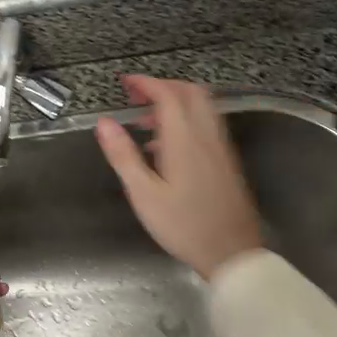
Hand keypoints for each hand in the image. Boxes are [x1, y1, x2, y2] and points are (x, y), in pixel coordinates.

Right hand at [94, 76, 264, 279]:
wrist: (232, 253)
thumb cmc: (183, 225)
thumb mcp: (144, 194)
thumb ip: (123, 155)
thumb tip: (104, 123)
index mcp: (185, 141)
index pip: (168, 95)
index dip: (146, 83)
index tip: (125, 83)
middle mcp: (207, 137)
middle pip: (191, 93)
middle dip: (162, 86)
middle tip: (136, 96)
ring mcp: (220, 148)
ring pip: (202, 108)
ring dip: (175, 103)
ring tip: (145, 121)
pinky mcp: (226, 161)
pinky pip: (206, 126)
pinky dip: (185, 120)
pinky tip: (165, 147)